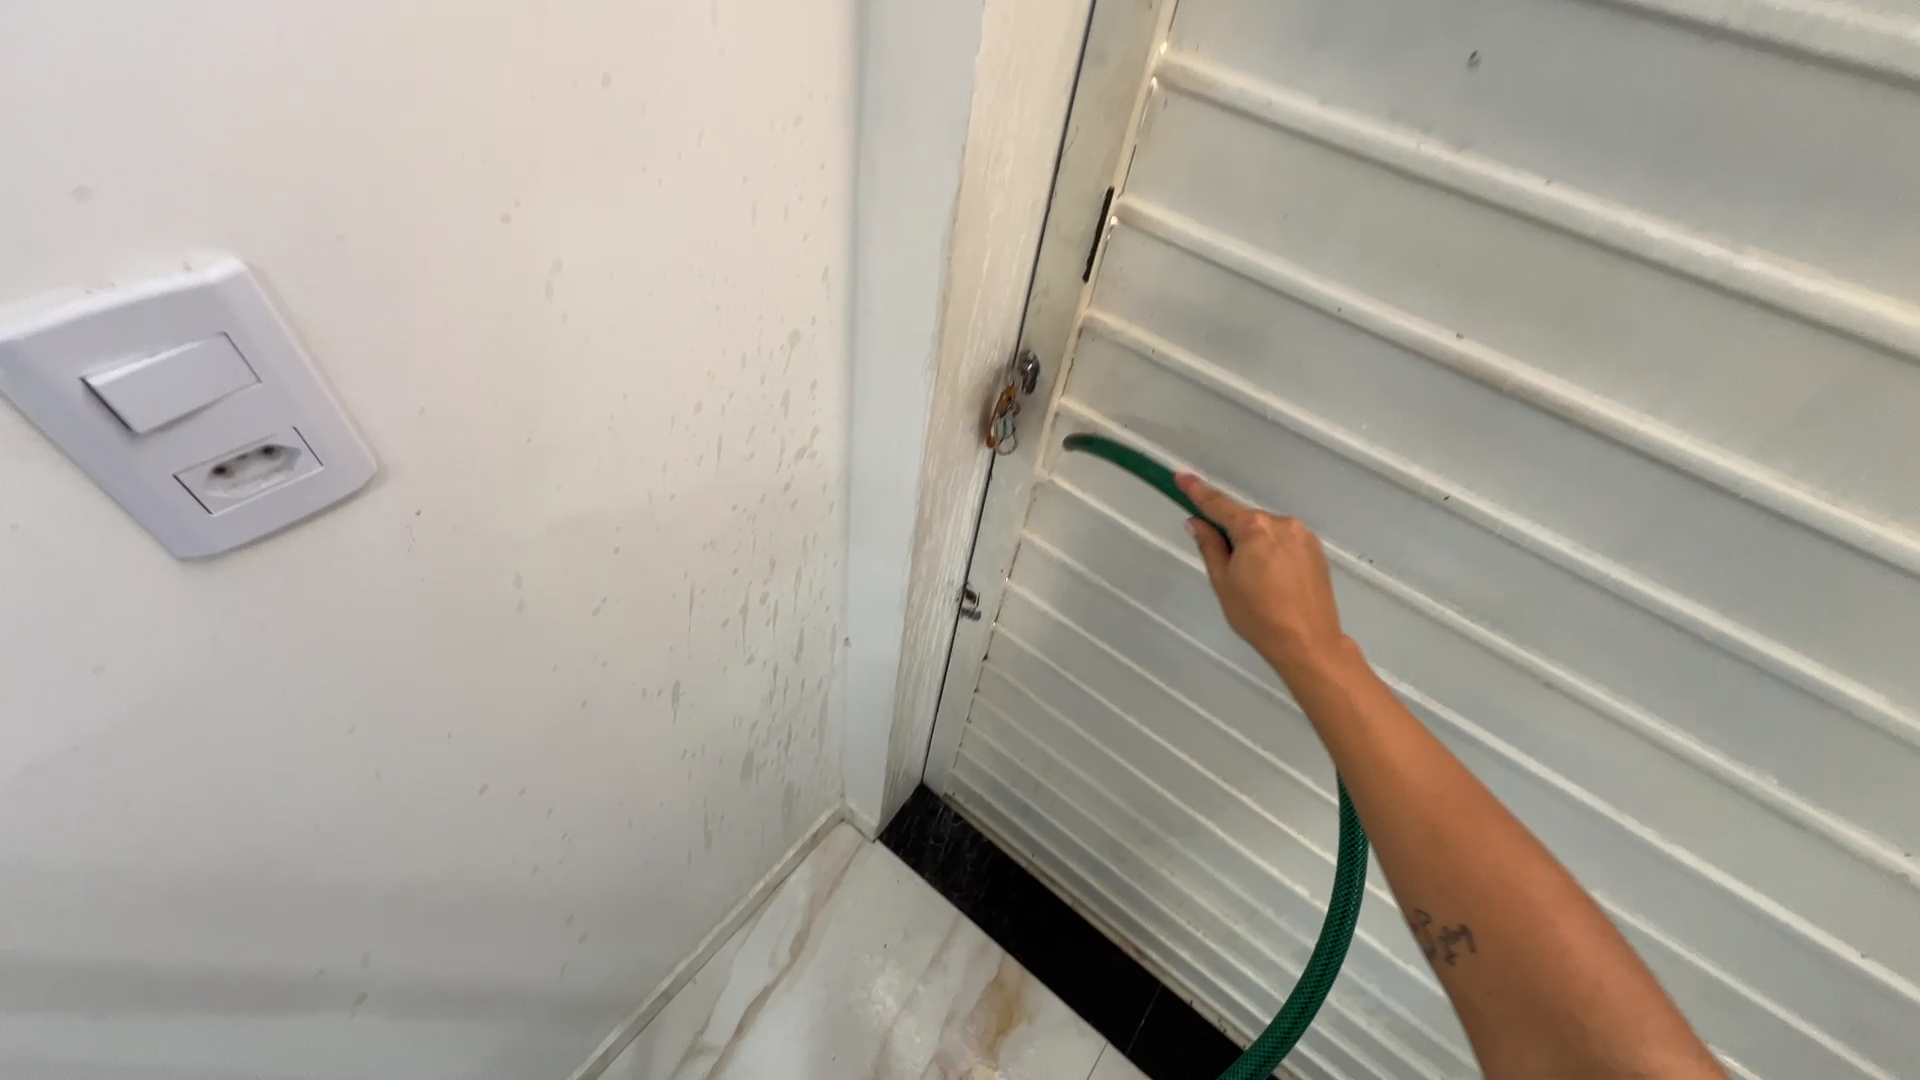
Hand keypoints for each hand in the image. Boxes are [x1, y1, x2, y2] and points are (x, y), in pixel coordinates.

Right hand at [1177, 473, 1351, 684]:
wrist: (1308, 641)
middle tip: (1226, 567)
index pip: (1218, 504)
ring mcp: (1302, 535)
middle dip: (1231, 532)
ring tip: (1254, 581)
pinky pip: (1283, 541)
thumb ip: (1210, 546)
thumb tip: (1197, 522)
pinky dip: (1271, 552)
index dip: (1197, 491)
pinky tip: (1272, 580)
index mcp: (1254, 528)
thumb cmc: (1257, 615)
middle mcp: (1281, 523)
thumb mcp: (1223, 582)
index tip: (1181, 475)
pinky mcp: (1316, 550)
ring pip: (1266, 531)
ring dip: (1253, 544)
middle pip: (1245, 520)